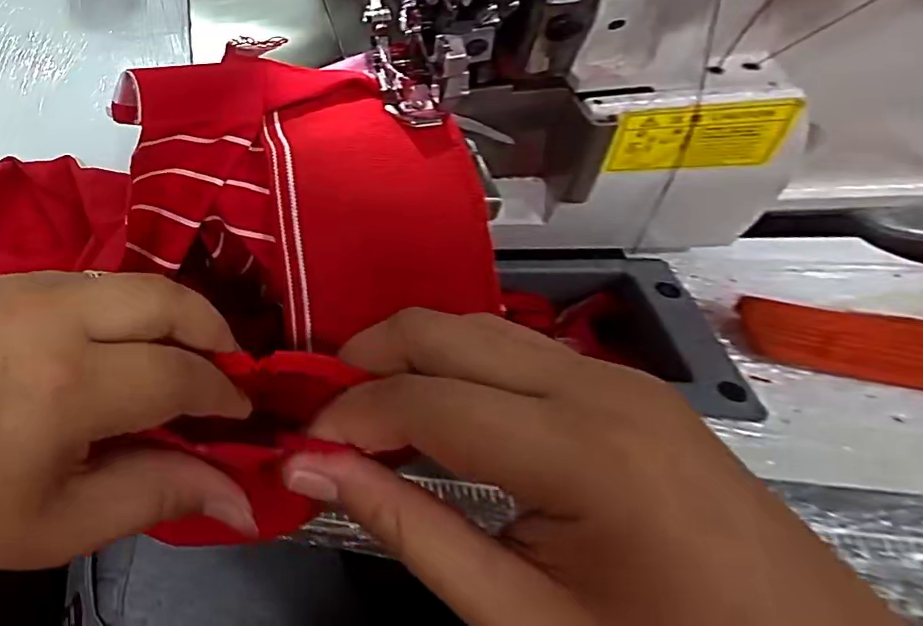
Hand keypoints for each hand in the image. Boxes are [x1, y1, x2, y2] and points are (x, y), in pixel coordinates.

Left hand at [0, 272, 257, 568]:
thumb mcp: (61, 523)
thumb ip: (157, 494)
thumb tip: (242, 496)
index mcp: (69, 384)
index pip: (180, 373)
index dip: (226, 394)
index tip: (245, 415)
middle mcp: (55, 315)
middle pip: (167, 300)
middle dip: (214, 331)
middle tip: (230, 373)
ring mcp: (27, 286)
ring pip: (129, 281)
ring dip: (168, 313)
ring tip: (179, 359)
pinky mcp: (8, 277)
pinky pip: (88, 279)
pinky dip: (122, 305)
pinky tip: (115, 345)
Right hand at [280, 309, 899, 625]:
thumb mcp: (530, 623)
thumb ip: (407, 529)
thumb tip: (302, 463)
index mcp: (584, 449)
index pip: (418, 398)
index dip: (343, 416)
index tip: (298, 444)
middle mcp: (597, 386)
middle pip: (434, 331)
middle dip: (360, 362)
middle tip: (321, 414)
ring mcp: (616, 378)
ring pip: (466, 327)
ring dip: (403, 358)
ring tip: (367, 413)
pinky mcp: (625, 387)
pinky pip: (508, 348)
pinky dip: (450, 367)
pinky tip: (437, 416)